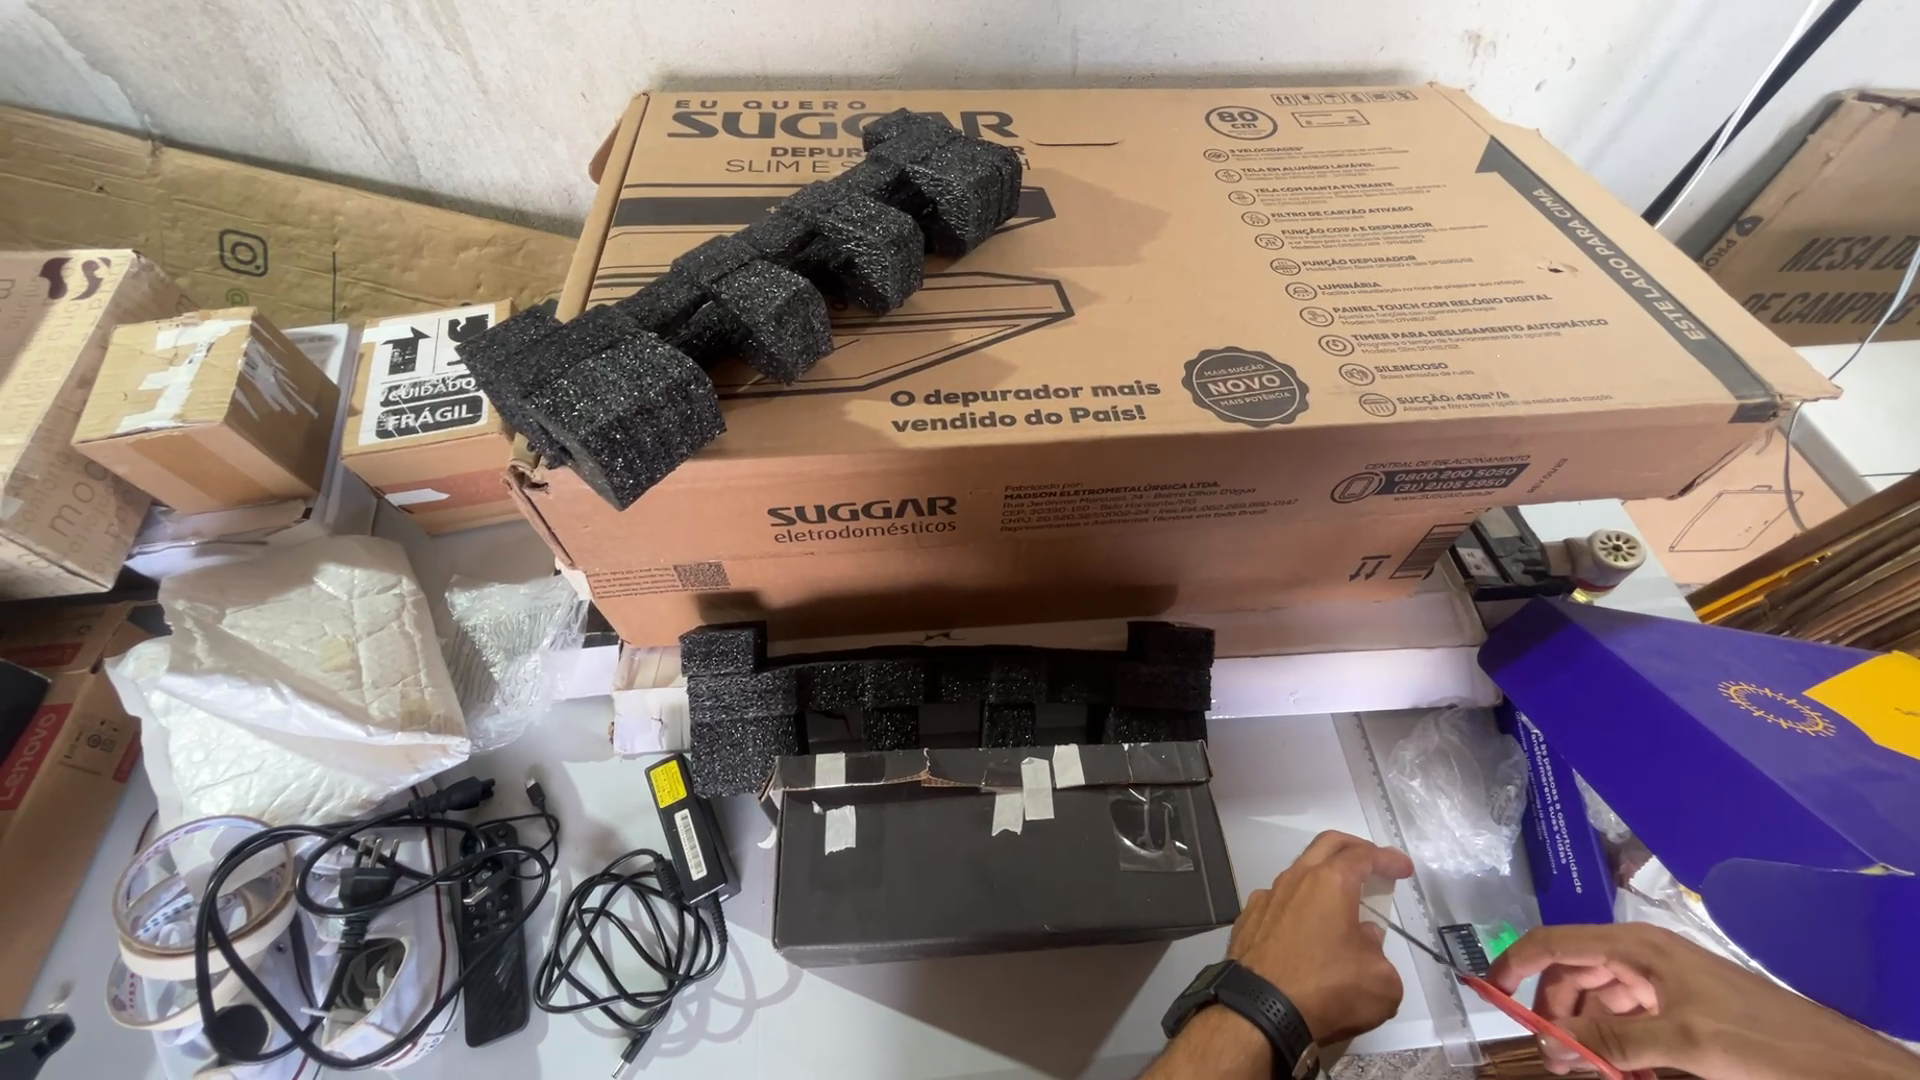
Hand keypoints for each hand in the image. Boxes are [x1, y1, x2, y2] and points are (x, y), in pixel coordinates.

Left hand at [1228, 830, 1414, 1042]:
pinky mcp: (1250, 916)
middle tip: (1374, 863)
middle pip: (1326, 846)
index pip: (1362, 856)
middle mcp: (1295, 879)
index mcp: (1330, 884)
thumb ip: (1379, 952)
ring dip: (1325, 878)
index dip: (1387, 858)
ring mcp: (1268, 896)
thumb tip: (1363, 937)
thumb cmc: (1327, 989)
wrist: (1261, 1007)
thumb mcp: (1380, 981)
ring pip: (1300, 872)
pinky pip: (1280, 899)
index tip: (1403, 866)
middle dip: (1354, 848)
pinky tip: (1308, 928)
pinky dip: (1300, 904)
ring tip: (1344, 904)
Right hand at [1490, 923, 1919, 1079]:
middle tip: (1552, 1054)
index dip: (1515, 963)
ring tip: (1583, 1067)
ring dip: (1585, 1030)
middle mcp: (1642, 955)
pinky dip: (1617, 1041)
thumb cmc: (1769, 1045)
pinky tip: (1620, 1069)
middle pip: (1574, 973)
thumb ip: (1614, 1042)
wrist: (1863, 1073)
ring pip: (1601, 999)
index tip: (1490, 993)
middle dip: (1555, 1010)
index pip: (1553, 943)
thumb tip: (1552, 1046)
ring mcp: (1665, 980)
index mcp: (1636, 947)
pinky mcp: (1685, 1007)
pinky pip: (1632, 1019)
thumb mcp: (1687, 1046)